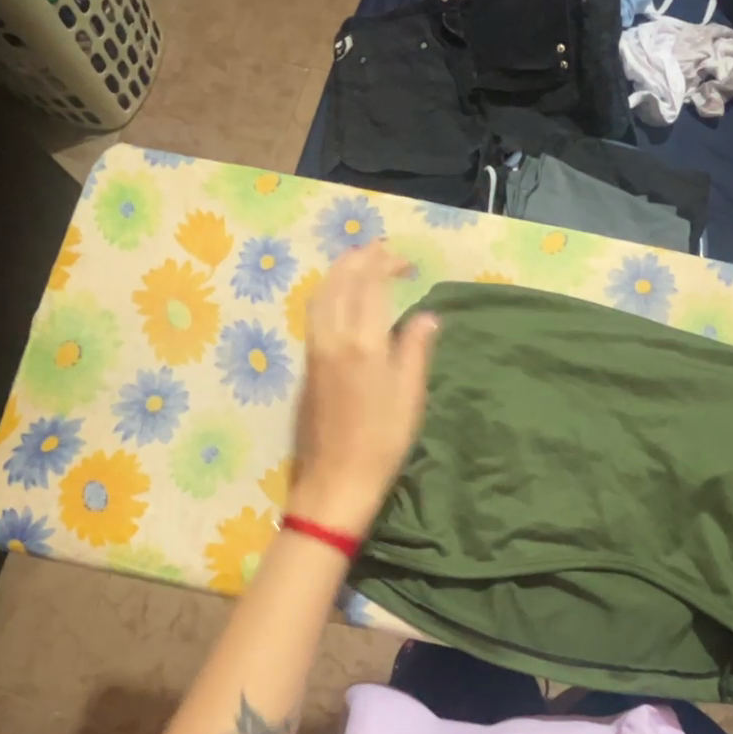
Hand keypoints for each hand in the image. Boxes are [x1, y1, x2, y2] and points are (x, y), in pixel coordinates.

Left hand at [285, 244, 439, 536]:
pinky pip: (314, 316)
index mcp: (363, 343)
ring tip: (359, 267)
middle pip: (338, 282)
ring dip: (338, 273)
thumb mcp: (410, 397)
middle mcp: (332, 339)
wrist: (335, 482)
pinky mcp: (306, 368)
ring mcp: (314, 353)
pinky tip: (342, 302)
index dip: (384, 263)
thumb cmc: (382, 443)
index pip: (369, 284)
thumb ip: (416, 350)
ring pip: (320, 297)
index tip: (404, 261)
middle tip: (380, 252)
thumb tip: (426, 316)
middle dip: (358, 259)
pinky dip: (328, 295)